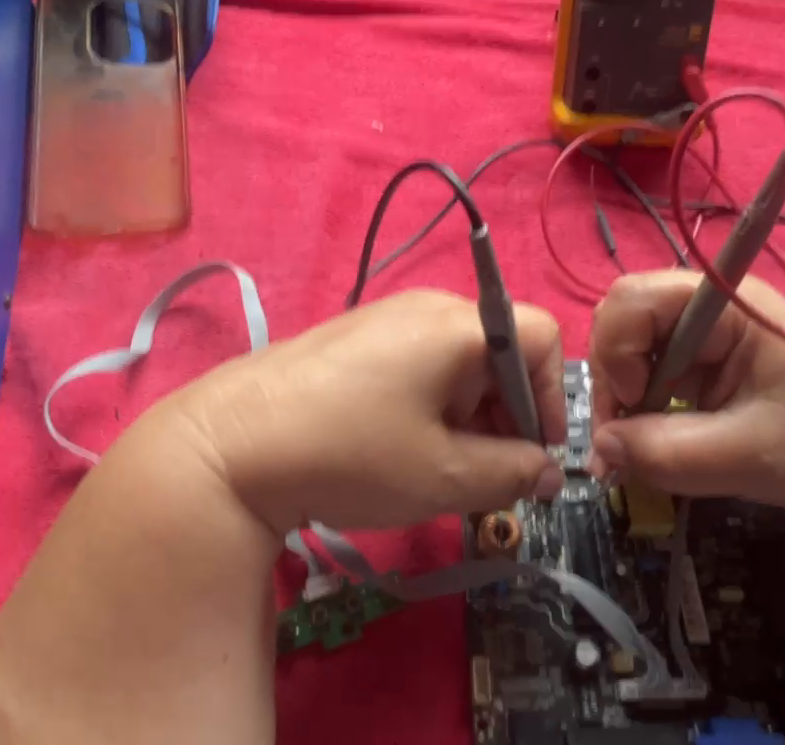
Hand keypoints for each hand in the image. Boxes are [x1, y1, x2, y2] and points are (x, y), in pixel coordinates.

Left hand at [164, 290, 568, 534]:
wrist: (231, 443)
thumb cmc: (353, 453)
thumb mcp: (446, 476)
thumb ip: (514, 472)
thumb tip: (550, 471)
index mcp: (457, 325)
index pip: (540, 335)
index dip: (553, 397)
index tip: (536, 455)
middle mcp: (425, 308)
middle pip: (498, 349)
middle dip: (509, 413)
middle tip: (490, 474)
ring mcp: (384, 320)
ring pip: (457, 361)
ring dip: (470, 415)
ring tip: (443, 470)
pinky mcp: (353, 341)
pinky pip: (417, 365)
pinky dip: (431, 406)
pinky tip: (401, 449)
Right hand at [587, 271, 784, 523]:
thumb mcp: (745, 454)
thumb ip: (667, 451)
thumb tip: (600, 448)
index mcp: (724, 304)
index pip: (635, 298)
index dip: (618, 350)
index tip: (635, 406)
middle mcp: (706, 306)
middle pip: (623, 319)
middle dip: (612, 377)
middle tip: (621, 437)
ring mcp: (703, 334)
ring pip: (629, 348)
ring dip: (621, 398)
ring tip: (631, 451)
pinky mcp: (703, 362)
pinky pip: (648, 372)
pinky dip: (637, 409)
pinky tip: (648, 444)